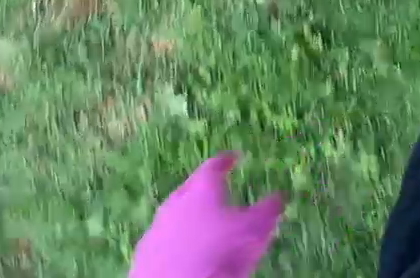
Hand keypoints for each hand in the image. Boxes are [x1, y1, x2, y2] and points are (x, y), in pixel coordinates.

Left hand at [129, 152, 283, 277]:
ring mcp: (154, 235)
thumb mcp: (258, 226)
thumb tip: (278, 196)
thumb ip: (269, 208)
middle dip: (199, 187)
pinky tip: (181, 251)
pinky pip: (160, 243)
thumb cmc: (224, 251)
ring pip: (170, 218)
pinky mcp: (141, 261)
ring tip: (198, 224)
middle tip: (212, 189)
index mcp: (202, 191)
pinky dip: (172, 242)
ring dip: (183, 217)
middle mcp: (174, 207)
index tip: (233, 157)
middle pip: (186, 190)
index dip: (224, 161)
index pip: (212, 167)